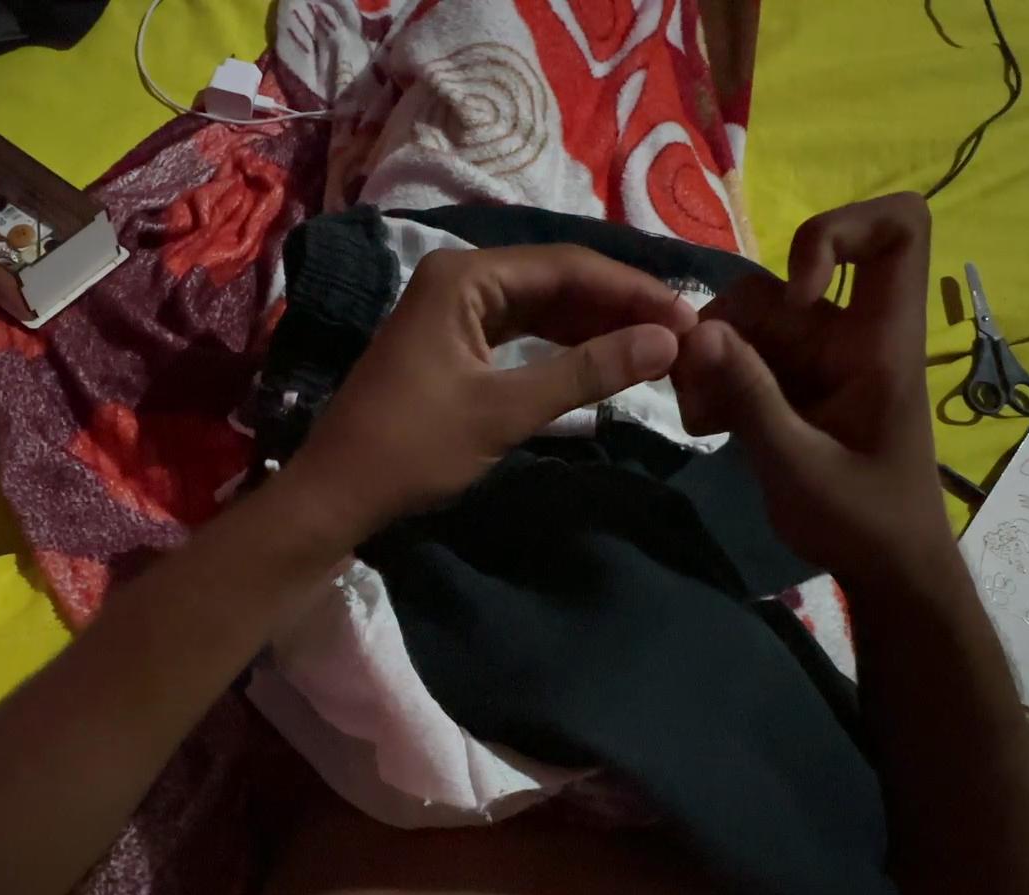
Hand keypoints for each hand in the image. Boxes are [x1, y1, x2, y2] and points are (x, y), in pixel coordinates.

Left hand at [284, 244, 697, 538]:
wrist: (340, 492)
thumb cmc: (414, 449)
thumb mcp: (505, 410)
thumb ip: (585, 373)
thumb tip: (667, 341)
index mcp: (465, 277)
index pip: (567, 267)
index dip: (632, 291)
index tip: (688, 316)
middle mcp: (459, 280)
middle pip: (555, 281)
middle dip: (616, 307)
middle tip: (679, 334)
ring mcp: (451, 312)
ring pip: (538, 308)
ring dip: (591, 327)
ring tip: (651, 348)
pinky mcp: (450, 345)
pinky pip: (517, 334)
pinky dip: (558, 348)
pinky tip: (598, 359)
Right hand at [670, 193, 952, 588]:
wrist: (884, 568)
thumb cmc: (863, 519)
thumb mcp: (798, 463)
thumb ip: (750, 397)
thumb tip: (697, 332)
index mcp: (879, 341)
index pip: (897, 232)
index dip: (839, 233)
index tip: (794, 293)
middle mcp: (844, 338)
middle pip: (773, 290)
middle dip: (724, 331)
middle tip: (697, 392)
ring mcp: (811, 363)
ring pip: (743, 328)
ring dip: (707, 367)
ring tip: (702, 421)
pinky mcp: (787, 389)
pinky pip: (737, 363)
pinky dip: (713, 387)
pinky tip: (709, 427)